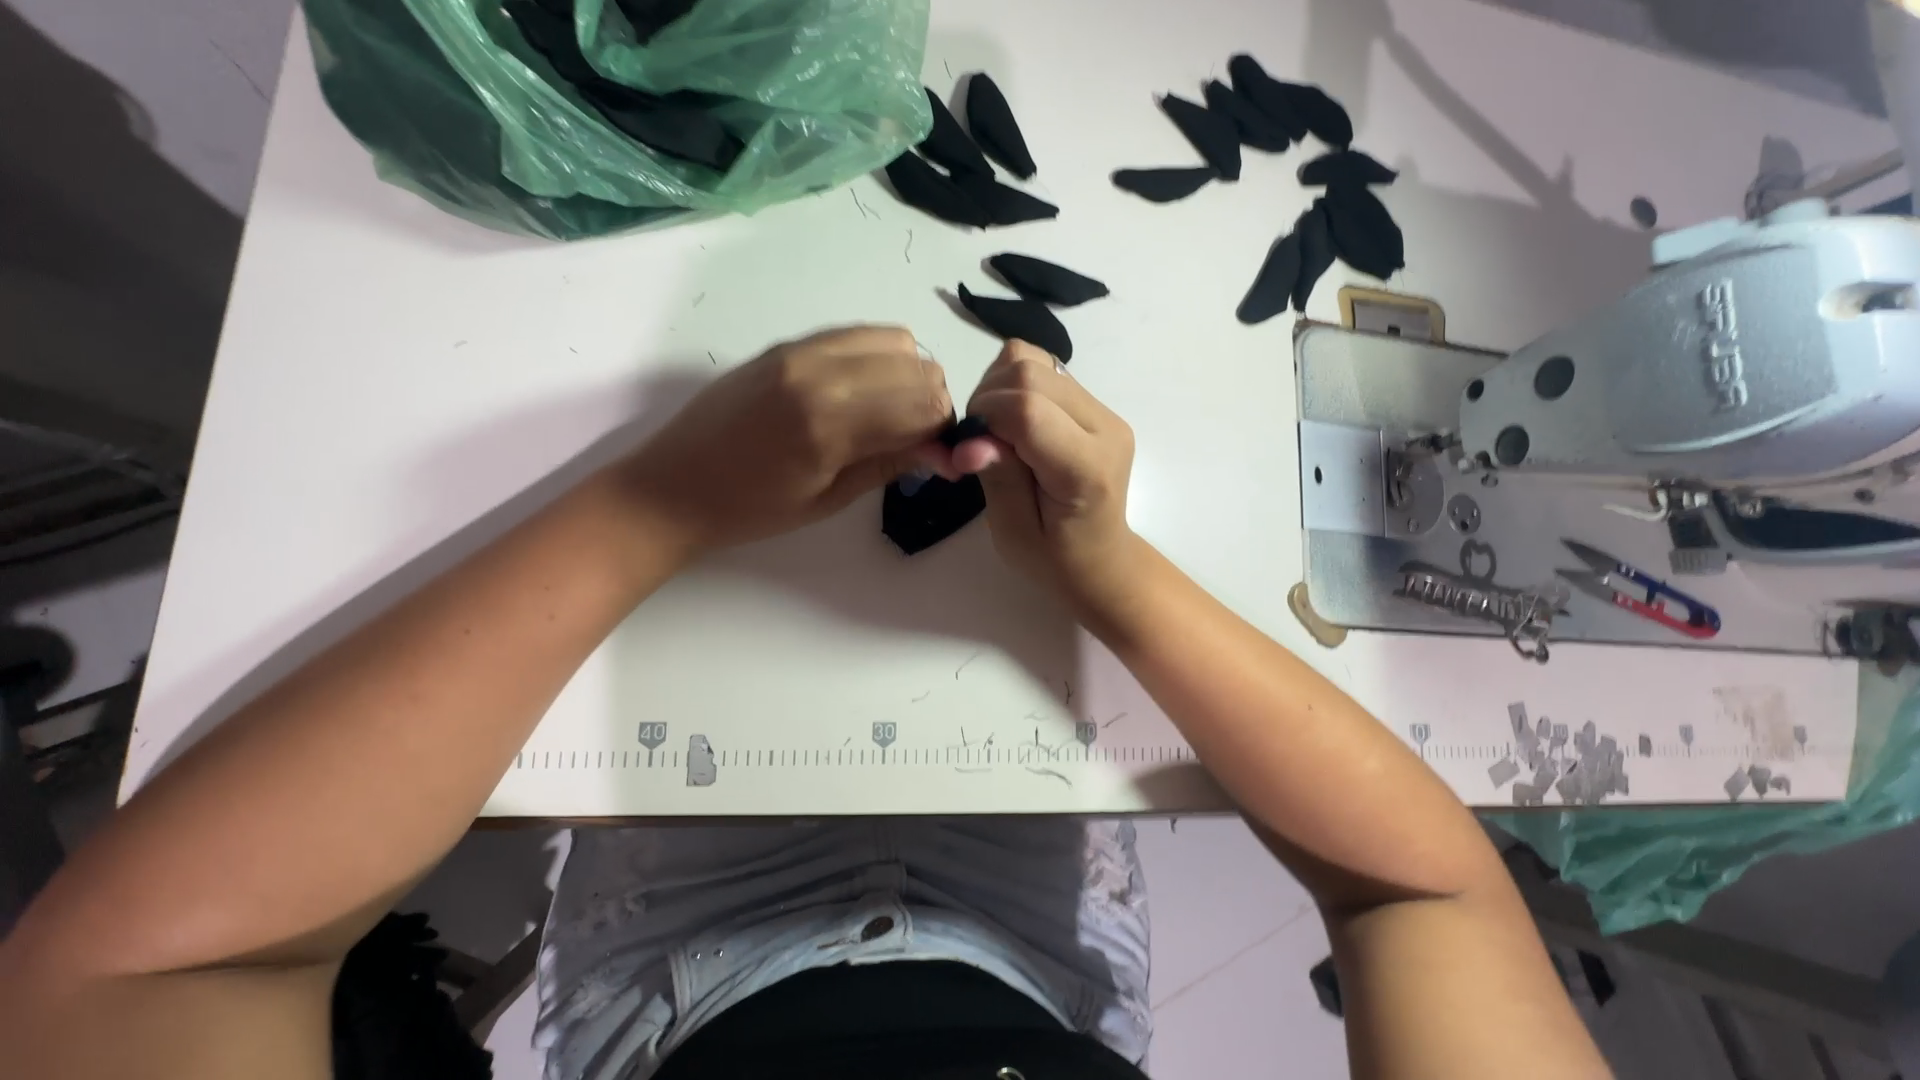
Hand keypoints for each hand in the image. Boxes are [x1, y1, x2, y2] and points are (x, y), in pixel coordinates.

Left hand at [611, 326, 954, 553]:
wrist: (671, 487)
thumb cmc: (749, 510)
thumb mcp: (828, 498)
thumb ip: (891, 463)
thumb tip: (947, 453)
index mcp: (828, 421)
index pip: (924, 404)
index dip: (942, 432)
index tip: (933, 458)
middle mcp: (819, 370)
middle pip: (917, 365)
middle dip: (930, 402)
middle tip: (911, 439)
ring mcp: (800, 349)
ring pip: (892, 339)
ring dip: (907, 375)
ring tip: (885, 415)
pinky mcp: (786, 343)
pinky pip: (855, 334)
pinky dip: (876, 359)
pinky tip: (859, 395)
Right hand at [958, 341, 1141, 615]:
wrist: (1099, 559)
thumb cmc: (1053, 557)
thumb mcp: (1014, 534)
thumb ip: (998, 480)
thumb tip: (971, 442)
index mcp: (1086, 469)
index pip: (1029, 411)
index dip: (986, 418)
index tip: (970, 450)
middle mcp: (1104, 428)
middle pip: (1030, 373)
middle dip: (988, 399)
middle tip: (981, 442)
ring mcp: (1103, 410)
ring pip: (1034, 360)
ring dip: (1000, 389)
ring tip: (997, 432)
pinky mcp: (1094, 403)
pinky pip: (1043, 368)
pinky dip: (1015, 386)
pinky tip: (1013, 423)